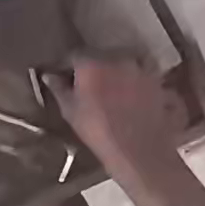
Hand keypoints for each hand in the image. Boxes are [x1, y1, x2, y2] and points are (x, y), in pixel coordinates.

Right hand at [44, 55, 185, 172]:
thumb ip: (59, 89)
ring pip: (122, 61)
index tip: (65, 76)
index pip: (74, 55)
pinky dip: (135, 76)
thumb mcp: (70, 112)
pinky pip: (142, 71)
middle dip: (92, 66)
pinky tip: (132, 90)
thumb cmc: (97, 131)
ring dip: (115, 69)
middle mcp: (116, 57)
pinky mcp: (155, 79)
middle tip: (88, 84)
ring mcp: (139, 67)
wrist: (137, 150)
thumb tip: (49, 75)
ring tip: (112, 87)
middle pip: (100, 55)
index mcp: (91, 63)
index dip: (68, 66)